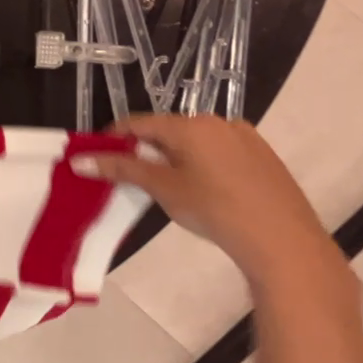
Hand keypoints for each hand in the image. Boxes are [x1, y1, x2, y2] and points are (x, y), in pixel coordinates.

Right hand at [79, 114, 337, 285]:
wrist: (283, 240)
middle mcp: (219, 123)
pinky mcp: (262, 156)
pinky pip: (215, 151)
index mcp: (191, 125)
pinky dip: (195, 162)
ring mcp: (245, 138)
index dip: (110, 139)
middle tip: (126, 176)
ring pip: (191, 141)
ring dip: (168, 156)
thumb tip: (78, 160)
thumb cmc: (214, 207)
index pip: (136, 123)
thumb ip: (120, 168)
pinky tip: (195, 188)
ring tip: (161, 184)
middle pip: (165, 130)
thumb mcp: (161, 187)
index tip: (96, 159)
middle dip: (141, 149)